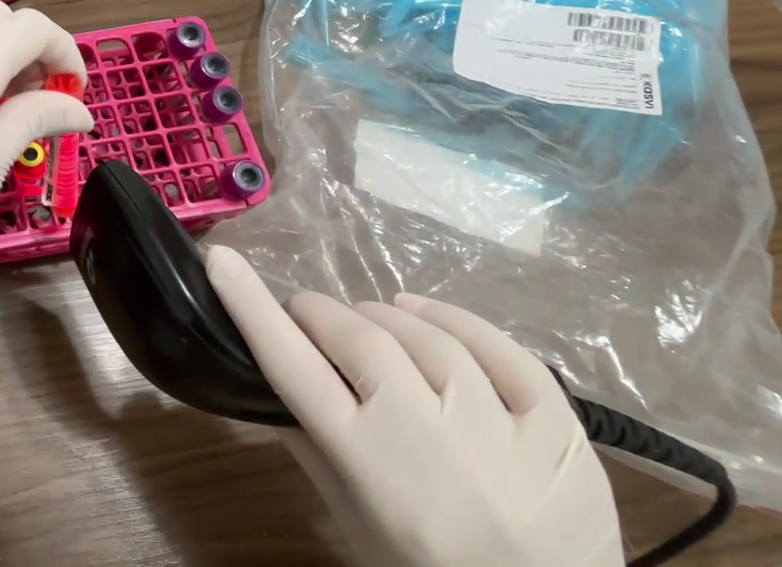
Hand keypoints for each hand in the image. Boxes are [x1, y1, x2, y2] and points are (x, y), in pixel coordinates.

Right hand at [203, 246, 622, 566]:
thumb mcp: (354, 523)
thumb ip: (313, 448)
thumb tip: (269, 381)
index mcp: (368, 462)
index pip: (292, 366)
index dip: (251, 307)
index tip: (222, 258)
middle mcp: (428, 435)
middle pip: (357, 338)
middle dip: (319, 313)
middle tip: (307, 316)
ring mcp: (500, 429)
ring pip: (425, 335)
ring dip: (381, 316)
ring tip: (366, 321)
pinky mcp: (559, 430)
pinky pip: (502, 350)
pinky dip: (457, 320)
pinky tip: (425, 314)